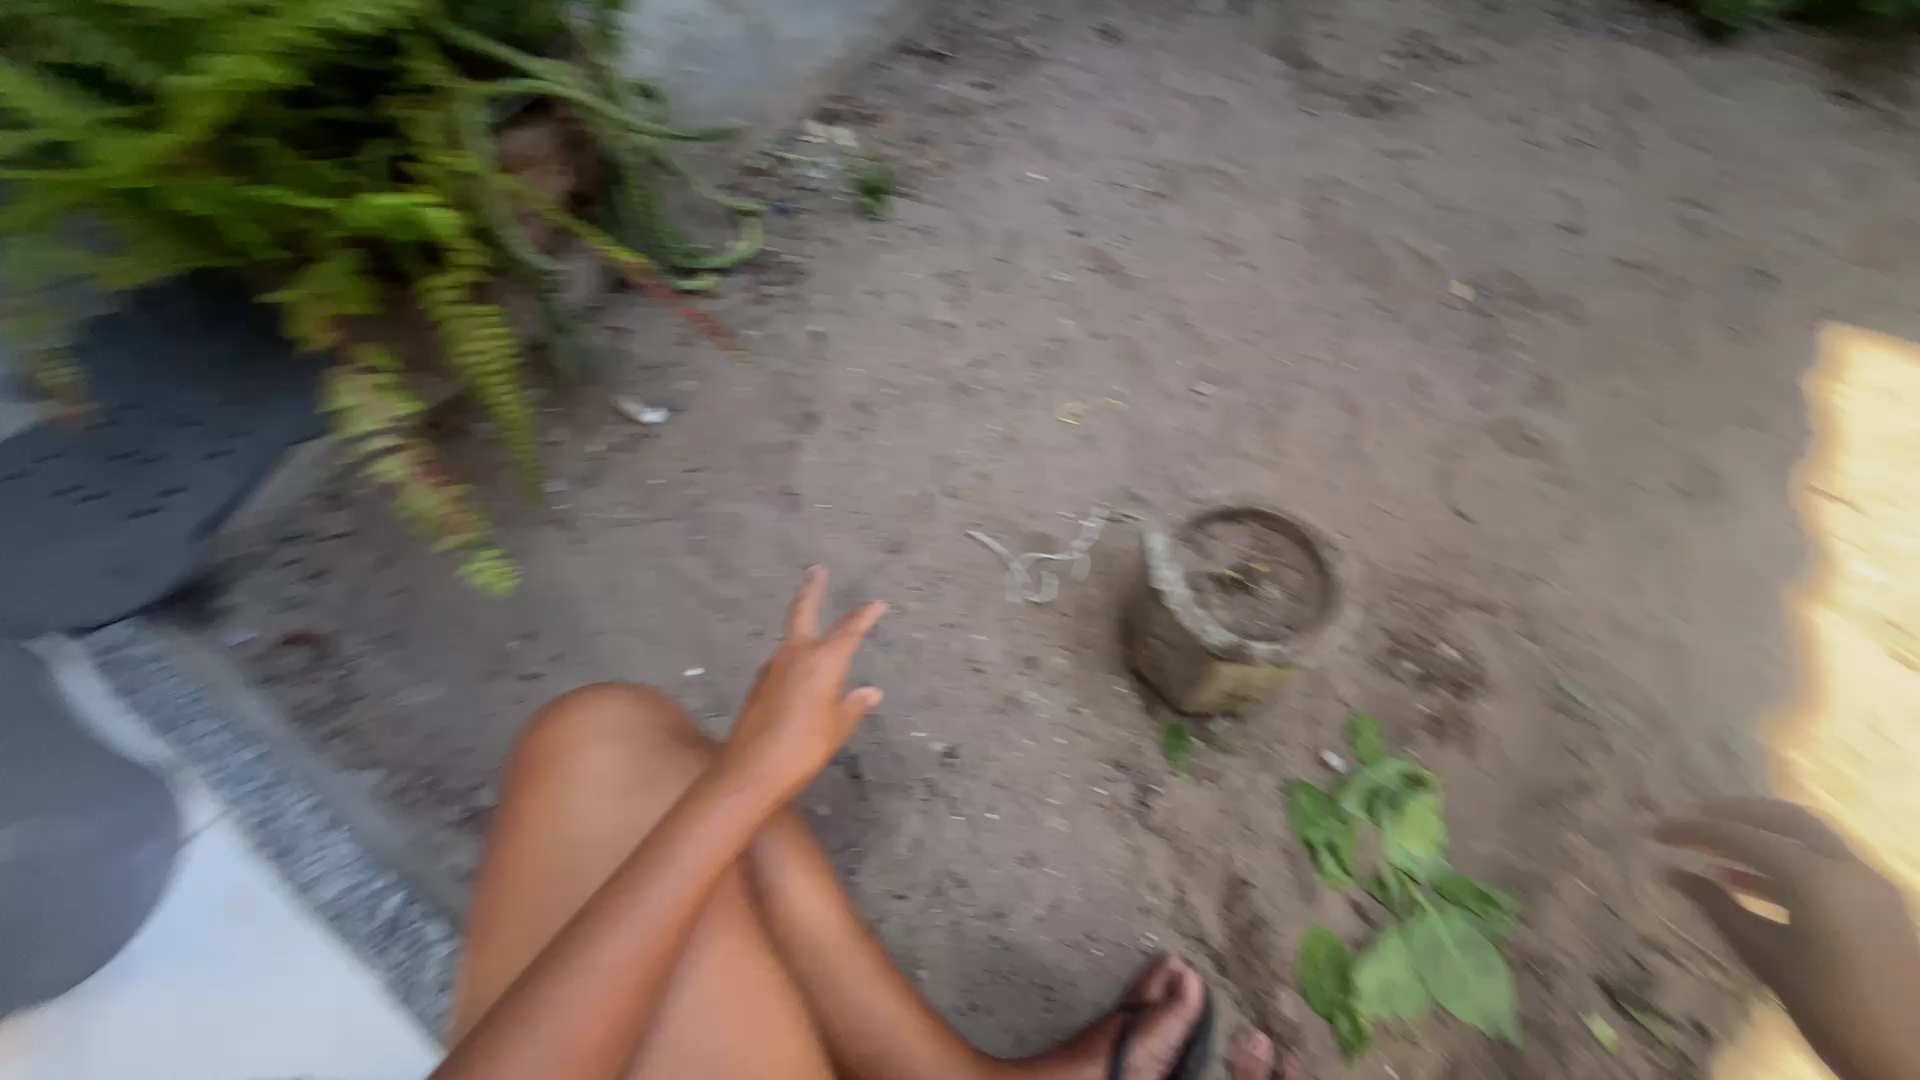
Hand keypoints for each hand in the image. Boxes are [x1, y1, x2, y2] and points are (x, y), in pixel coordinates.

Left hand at [722, 567, 885, 802]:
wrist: (750, 770)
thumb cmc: (803, 748)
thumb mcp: (837, 728)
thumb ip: (853, 706)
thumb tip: (870, 692)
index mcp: (823, 661)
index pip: (849, 629)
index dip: (864, 615)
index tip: (877, 603)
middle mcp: (795, 654)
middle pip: (803, 610)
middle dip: (812, 589)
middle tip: (816, 570)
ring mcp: (772, 667)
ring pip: (790, 637)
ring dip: (802, 626)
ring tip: (815, 626)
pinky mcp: (759, 684)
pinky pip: (782, 662)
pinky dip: (795, 657)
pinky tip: (800, 672)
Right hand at [1654, 798, 1919, 1079]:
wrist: (1910, 1061)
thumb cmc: (1828, 1007)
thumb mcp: (1763, 953)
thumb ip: (1715, 904)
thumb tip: (1672, 872)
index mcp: (1819, 880)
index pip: (1743, 837)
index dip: (1692, 830)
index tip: (1654, 832)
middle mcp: (1851, 872)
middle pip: (1787, 820)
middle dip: (1734, 814)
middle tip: (1690, 819)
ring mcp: (1872, 890)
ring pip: (1808, 841)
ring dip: (1758, 837)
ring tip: (1709, 850)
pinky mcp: (1878, 909)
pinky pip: (1824, 866)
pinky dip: (1782, 862)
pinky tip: (1742, 880)